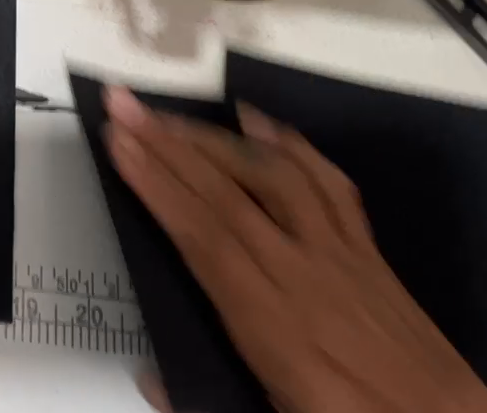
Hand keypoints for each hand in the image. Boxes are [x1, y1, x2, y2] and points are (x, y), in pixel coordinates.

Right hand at [104, 87, 486, 412]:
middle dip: (167, 143)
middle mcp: (305, 276)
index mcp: (277, 328)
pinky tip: (255, 119)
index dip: (156, 185)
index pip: (204, 237)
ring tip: (166, 111)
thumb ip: (205, 405)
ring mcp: (341, 255)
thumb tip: (147, 376)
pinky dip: (289, 144)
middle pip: (228, 194)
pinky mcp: (370, 250)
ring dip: (212, 137)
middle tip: (121, 102)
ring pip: (271, 176)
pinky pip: (330, 185)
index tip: (116, 142)